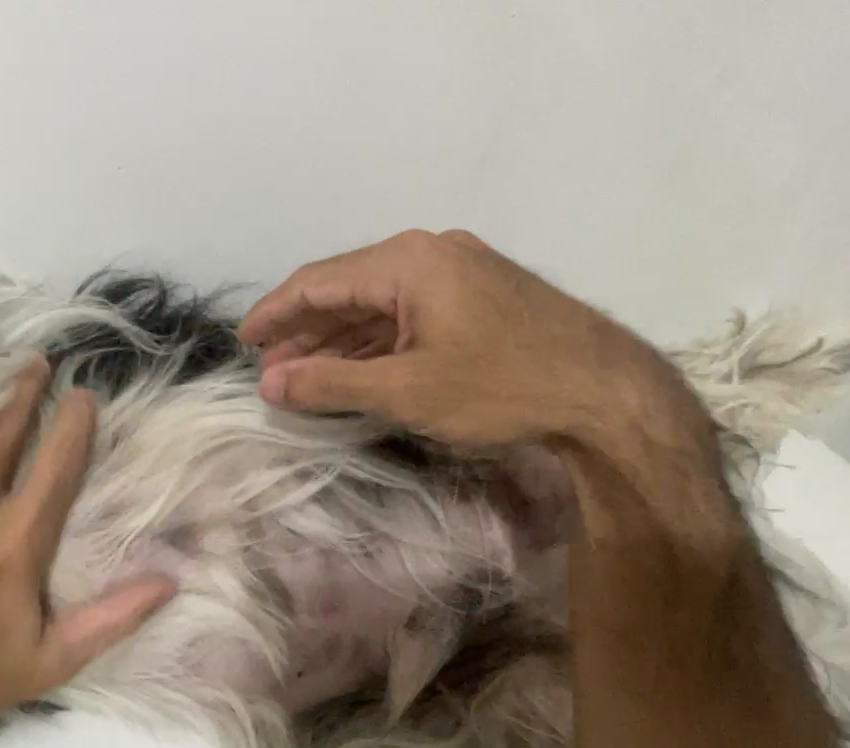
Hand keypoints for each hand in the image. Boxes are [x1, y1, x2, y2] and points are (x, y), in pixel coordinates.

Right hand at [242, 229, 705, 453]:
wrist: (605, 393)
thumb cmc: (500, 387)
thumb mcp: (406, 391)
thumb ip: (331, 385)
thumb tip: (271, 384)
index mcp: (407, 262)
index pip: (318, 280)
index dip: (275, 313)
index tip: (244, 343)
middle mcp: (430, 253)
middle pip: (347, 289)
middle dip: (305, 333)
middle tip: (270, 372)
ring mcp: (459, 273)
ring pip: (378, 305)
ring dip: (339, 342)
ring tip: (303, 377)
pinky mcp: (479, 298)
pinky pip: (409, 315)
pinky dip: (376, 344)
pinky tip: (356, 371)